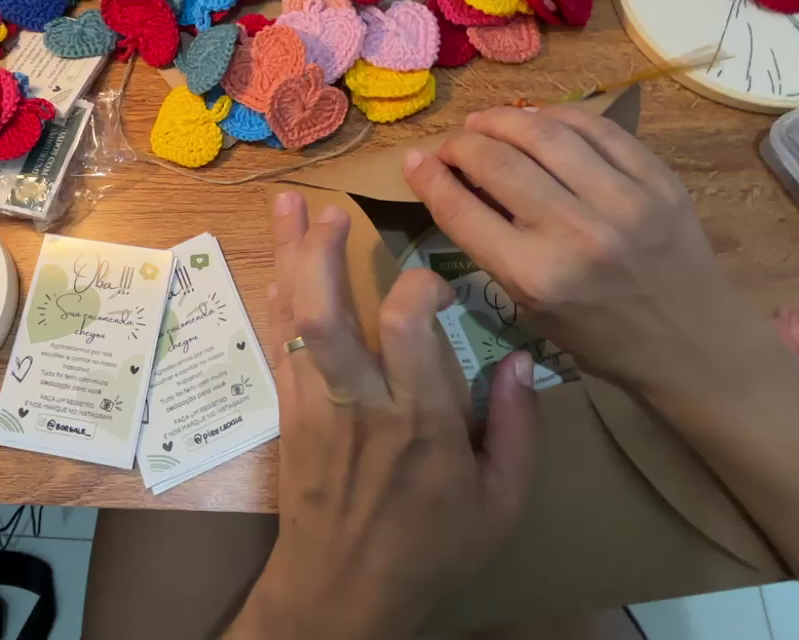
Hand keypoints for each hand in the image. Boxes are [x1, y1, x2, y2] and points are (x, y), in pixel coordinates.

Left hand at [227, 192, 538, 639]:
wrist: (342, 595)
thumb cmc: (432, 551)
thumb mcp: (502, 505)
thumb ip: (516, 429)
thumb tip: (522, 359)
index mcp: (420, 422)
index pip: (409, 328)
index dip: (420, 285)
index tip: (435, 280)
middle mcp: (360, 403)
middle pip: (329, 314)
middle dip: (322, 252)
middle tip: (330, 207)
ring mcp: (315, 404)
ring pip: (295, 320)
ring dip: (288, 257)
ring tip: (287, 204)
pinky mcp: (289, 412)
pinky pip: (279, 345)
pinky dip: (277, 300)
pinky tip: (276, 264)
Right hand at [401, 105, 790, 401]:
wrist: (692, 343)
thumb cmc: (595, 333)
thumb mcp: (525, 302)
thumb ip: (486, 239)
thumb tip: (445, 178)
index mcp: (535, 275)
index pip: (461, 208)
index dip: (428, 177)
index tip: (413, 160)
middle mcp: (576, 233)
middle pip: (497, 161)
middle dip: (462, 143)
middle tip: (452, 144)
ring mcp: (623, 201)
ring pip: (544, 132)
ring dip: (503, 119)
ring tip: (485, 122)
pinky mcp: (657, 180)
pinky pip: (595, 126)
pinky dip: (555, 115)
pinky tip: (536, 119)